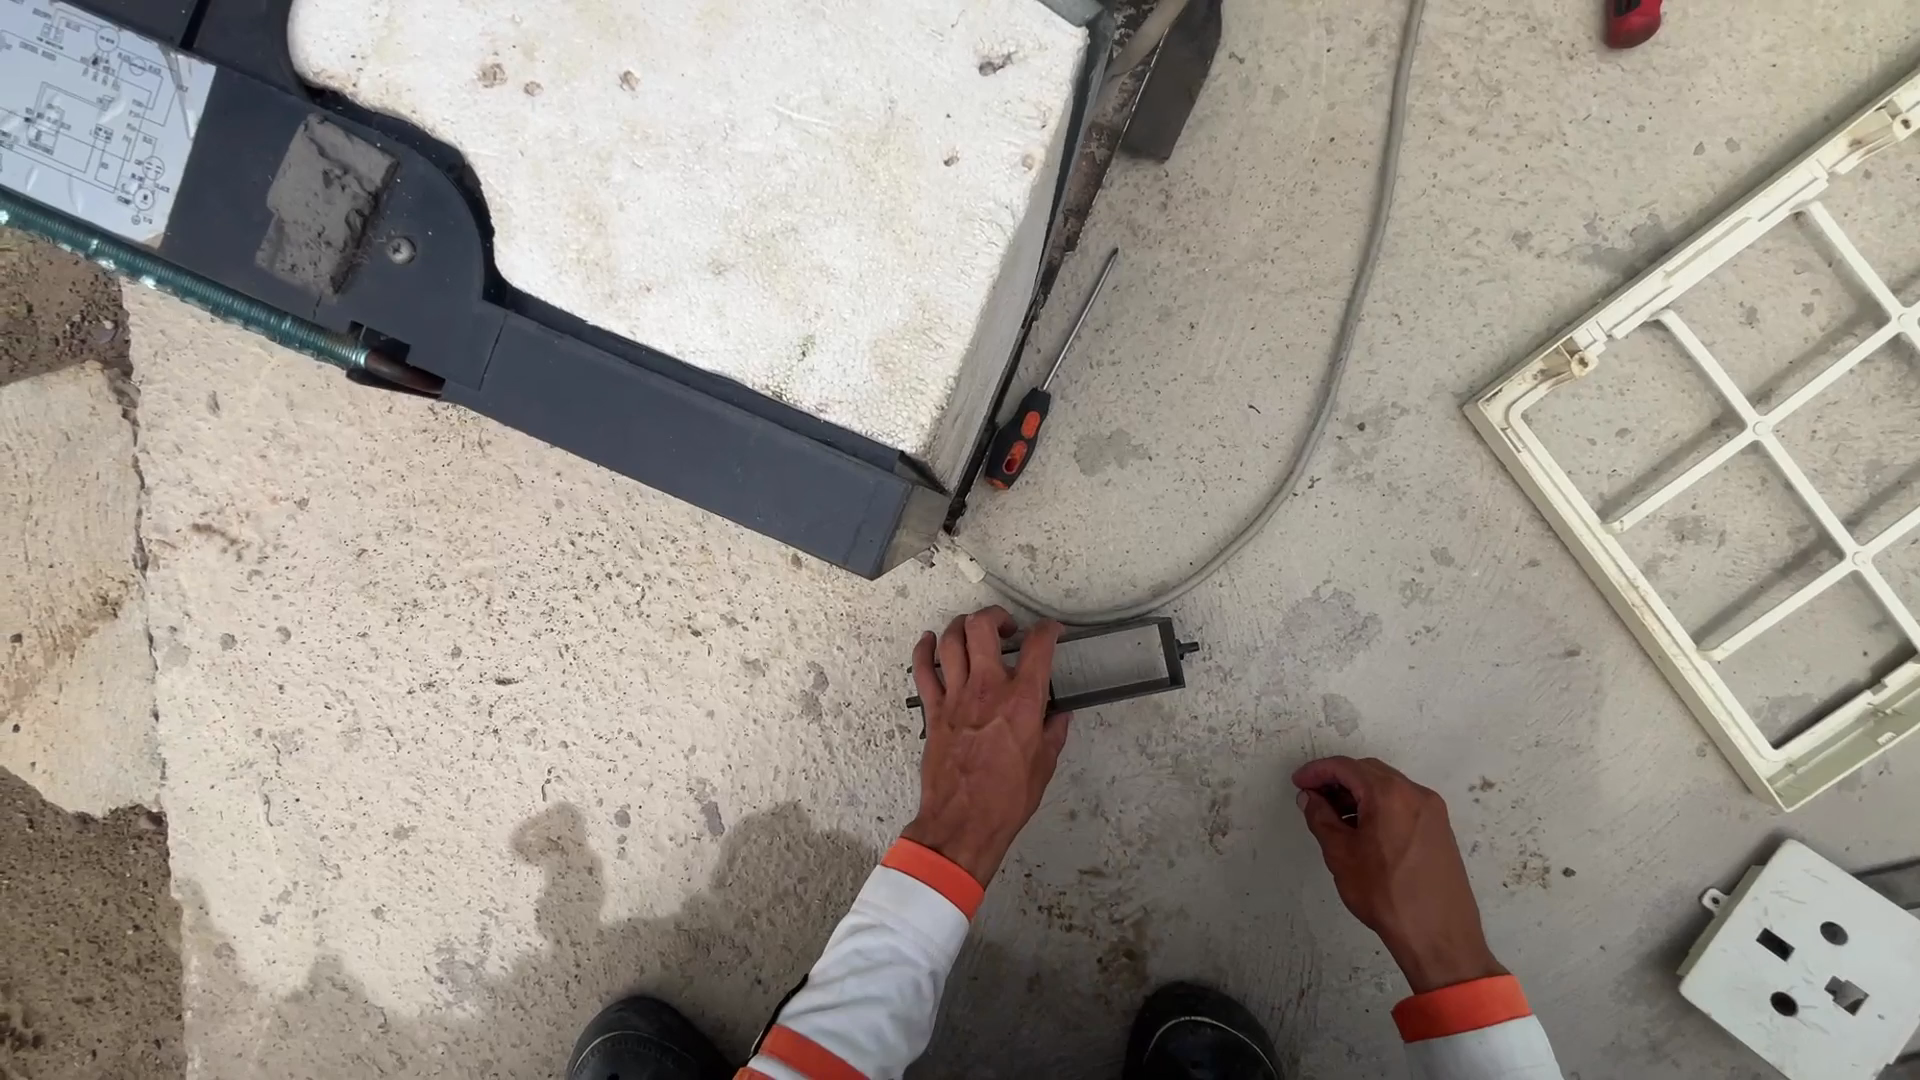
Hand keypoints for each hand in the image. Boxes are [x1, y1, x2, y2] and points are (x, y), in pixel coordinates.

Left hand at [903, 606, 1069, 886]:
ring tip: (973, 631)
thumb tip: (1060, 713)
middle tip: (1006, 628)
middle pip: (982, 627)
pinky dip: (923, 649)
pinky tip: (929, 641)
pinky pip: (923, 669)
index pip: (1038, 646)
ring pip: (950, 640)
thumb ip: (1054, 732)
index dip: (1048, 630)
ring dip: (962, 626)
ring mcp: (955, 696)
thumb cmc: (1008, 798)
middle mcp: (987, 688)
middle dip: (996, 616)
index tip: (1051, 631)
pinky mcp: (933, 710)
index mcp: (1022, 700)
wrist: (963, 823)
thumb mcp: (1045, 765)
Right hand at [1293, 756, 1506, 993]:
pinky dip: (1378, 804)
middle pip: (1367, 771)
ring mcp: (1433, 812)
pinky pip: (1402, 802)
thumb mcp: (1340, 854)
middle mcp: (1416, 794)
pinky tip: (1361, 827)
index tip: (1297, 783)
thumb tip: (1310, 798)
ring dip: (1357, 792)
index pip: (1345, 767)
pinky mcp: (1440, 830)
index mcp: (1390, 794)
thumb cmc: (1385, 894)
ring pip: (1386, 786)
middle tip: (1312, 797)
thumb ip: (1320, 817)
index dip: (1316, 771)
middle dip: (1337, 779)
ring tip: (1333, 815)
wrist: (1440, 939)